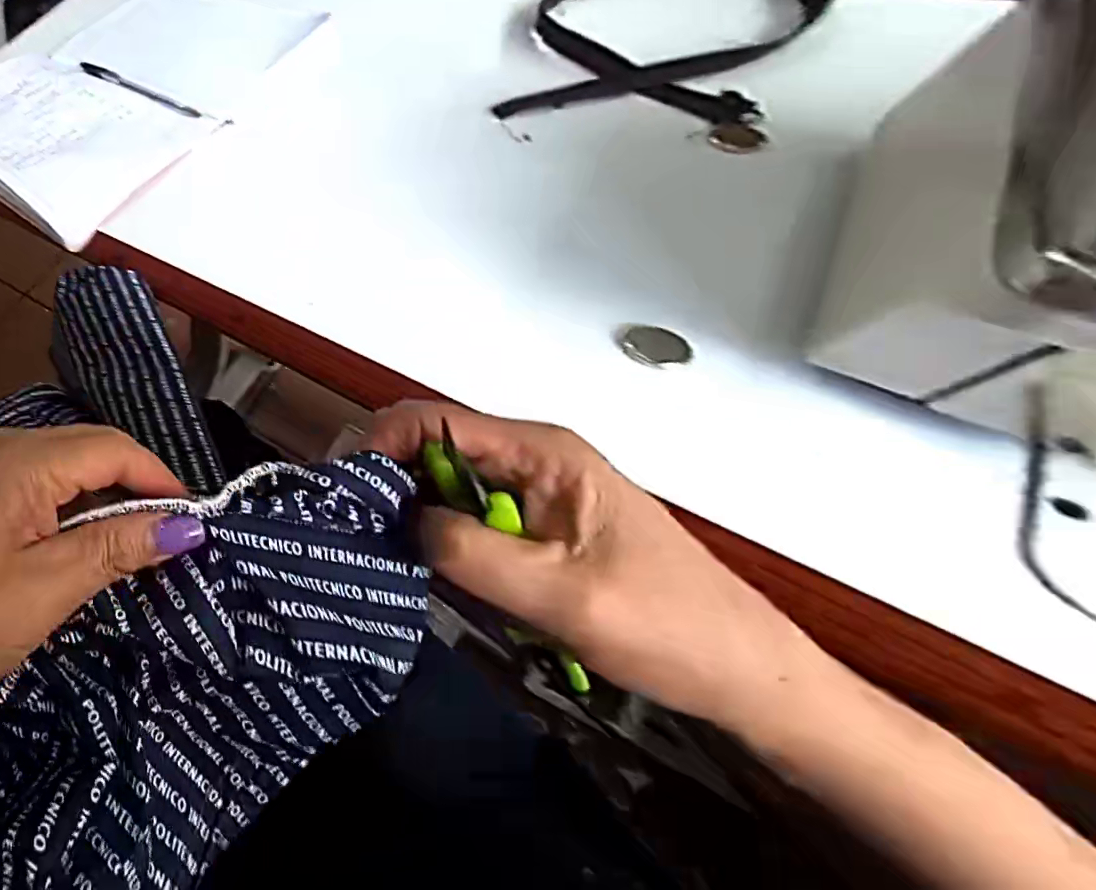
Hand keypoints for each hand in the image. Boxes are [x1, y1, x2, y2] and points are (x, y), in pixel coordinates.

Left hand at [0, 425, 197, 719]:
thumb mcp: (44, 590)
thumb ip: (116, 549)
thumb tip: (187, 526)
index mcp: (24, 460)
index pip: (115, 450)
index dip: (162, 481)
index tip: (199, 523)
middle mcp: (11, 448)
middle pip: (99, 450)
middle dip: (143, 488)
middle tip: (179, 538)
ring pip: (79, 468)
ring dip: (116, 501)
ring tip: (149, 544)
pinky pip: (55, 485)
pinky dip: (86, 509)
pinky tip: (101, 542)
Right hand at [363, 401, 833, 728]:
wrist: (746, 674)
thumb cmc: (666, 627)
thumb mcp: (561, 595)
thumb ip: (471, 552)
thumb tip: (403, 522)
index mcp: (540, 451)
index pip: (433, 420)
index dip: (382, 443)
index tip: (349, 490)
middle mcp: (530, 455)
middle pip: (432, 444)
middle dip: (389, 477)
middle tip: (356, 525)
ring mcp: (531, 487)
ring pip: (445, 480)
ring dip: (412, 507)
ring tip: (384, 547)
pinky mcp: (533, 518)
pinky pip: (466, 510)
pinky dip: (437, 529)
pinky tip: (429, 563)